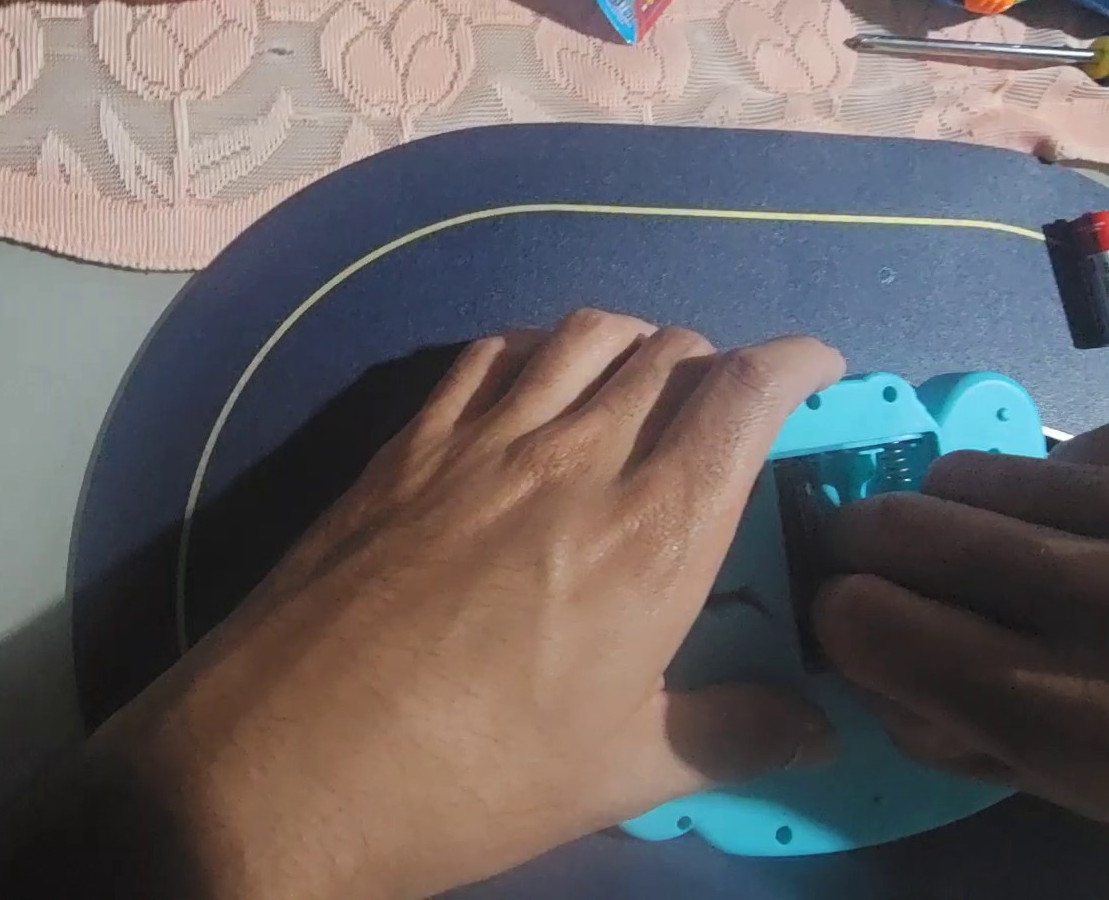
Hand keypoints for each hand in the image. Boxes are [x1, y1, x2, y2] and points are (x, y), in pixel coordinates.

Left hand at [96, 312, 844, 898]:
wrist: (289, 760)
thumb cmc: (470, 776)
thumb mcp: (616, 771)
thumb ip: (730, 733)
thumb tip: (819, 731)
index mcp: (651, 535)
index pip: (743, 396)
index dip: (794, 362)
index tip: (813, 366)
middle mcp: (576, 458)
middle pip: (669, 352)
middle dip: (713, 362)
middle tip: (716, 406)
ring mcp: (485, 437)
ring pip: (586, 333)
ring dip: (632, 341)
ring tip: (637, 380)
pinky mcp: (414, 437)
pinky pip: (492, 353)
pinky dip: (536, 349)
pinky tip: (534, 382)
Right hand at [815, 398, 1108, 870]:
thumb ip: (978, 735)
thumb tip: (866, 656)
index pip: (874, 625)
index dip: (846, 615)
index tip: (860, 613)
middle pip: (905, 526)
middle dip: (875, 543)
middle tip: (896, 554)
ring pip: (976, 473)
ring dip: (980, 511)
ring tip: (1046, 540)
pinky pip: (1083, 444)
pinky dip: (1087, 482)